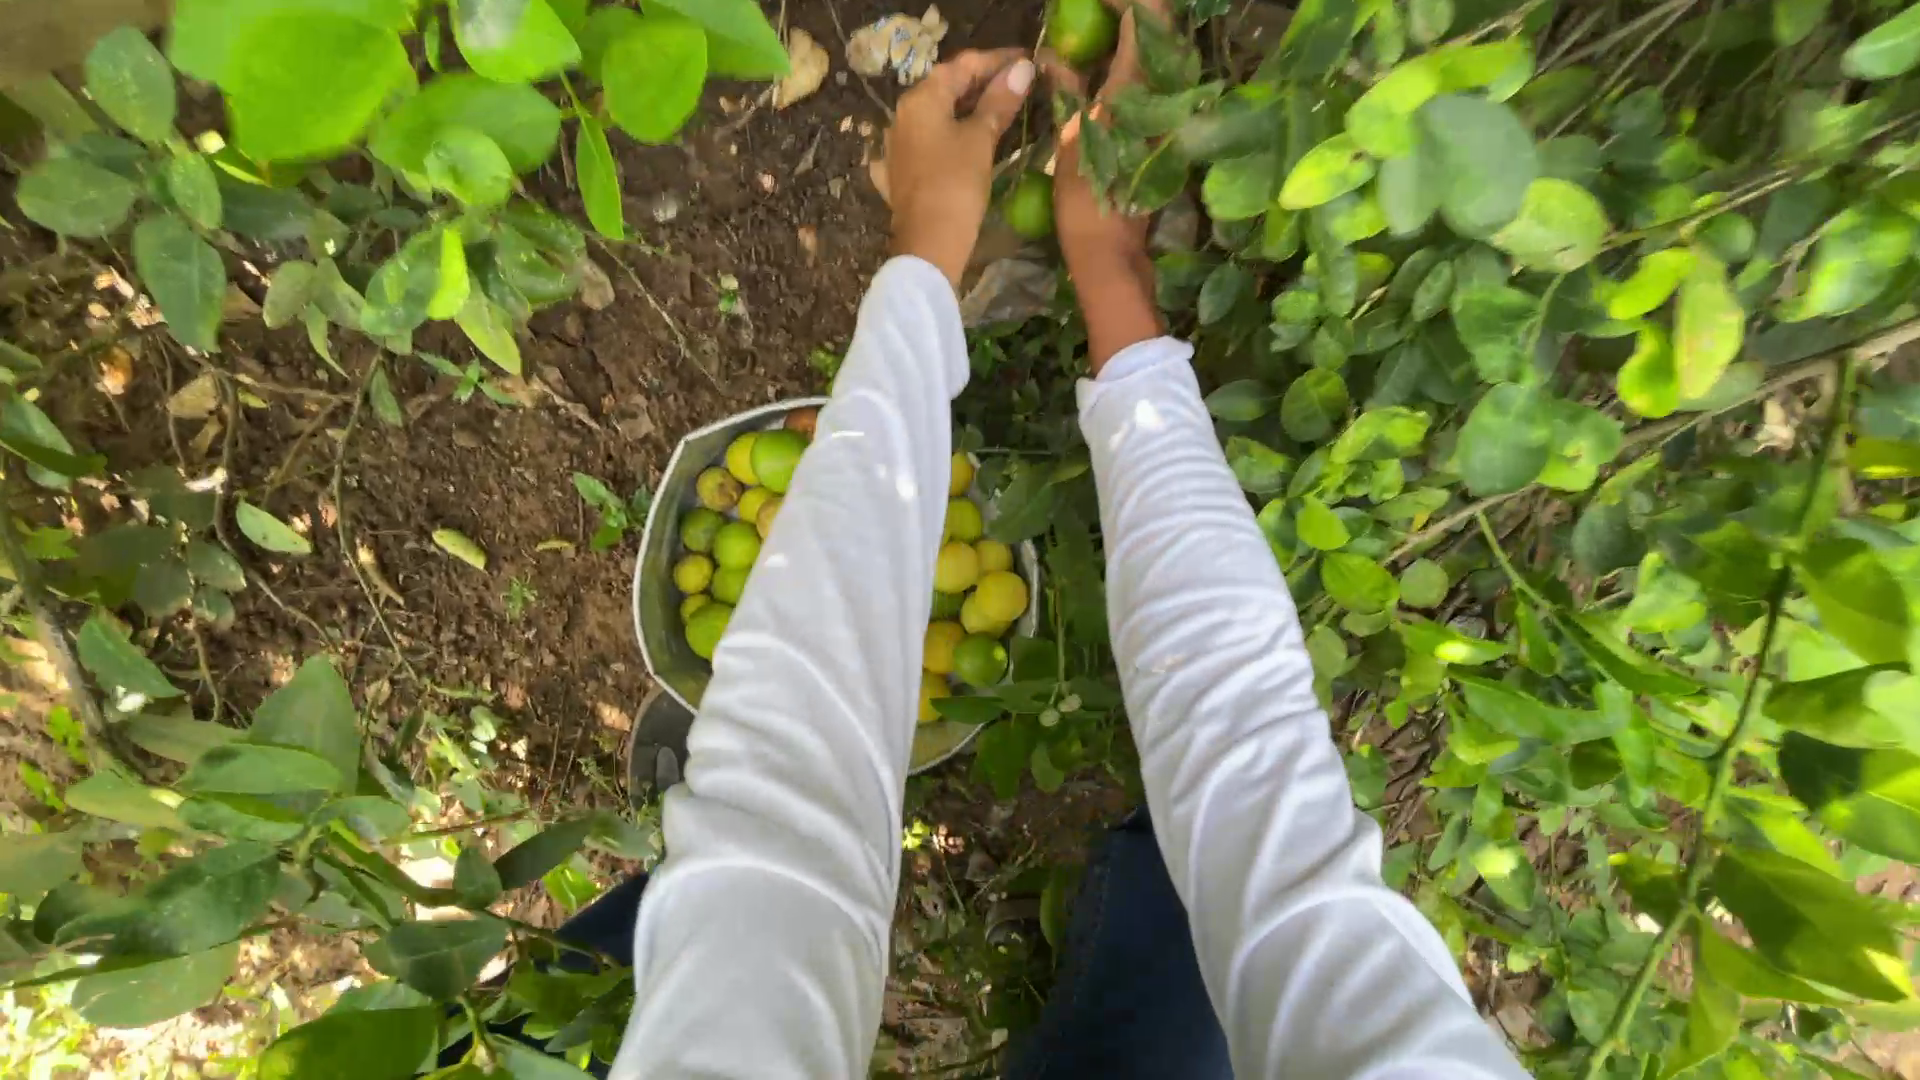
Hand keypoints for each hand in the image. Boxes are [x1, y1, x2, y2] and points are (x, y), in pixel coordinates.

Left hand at [873, 49, 1035, 286]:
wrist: (928, 247)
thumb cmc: (955, 187)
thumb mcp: (981, 141)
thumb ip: (999, 102)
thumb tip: (1021, 69)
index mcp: (920, 99)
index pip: (962, 65)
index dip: (997, 60)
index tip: (1026, 61)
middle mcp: (901, 117)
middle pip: (945, 90)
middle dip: (981, 86)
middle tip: (1016, 86)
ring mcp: (896, 149)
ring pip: (935, 120)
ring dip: (964, 114)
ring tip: (996, 114)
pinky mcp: (898, 178)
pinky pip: (925, 149)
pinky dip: (945, 142)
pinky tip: (955, 148)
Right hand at [1044, 1, 1169, 371]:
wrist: (1112, 257)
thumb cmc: (1085, 205)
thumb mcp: (1068, 145)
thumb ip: (1067, 94)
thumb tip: (1051, 59)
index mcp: (1136, 92)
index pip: (1145, 17)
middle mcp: (1162, 98)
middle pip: (1163, 31)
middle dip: (1134, 14)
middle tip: (1101, 13)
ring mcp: (1168, 119)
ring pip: (1166, 58)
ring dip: (1140, 39)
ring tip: (1105, 35)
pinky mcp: (1165, 138)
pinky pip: (1159, 85)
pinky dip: (1139, 68)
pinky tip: (1113, 73)